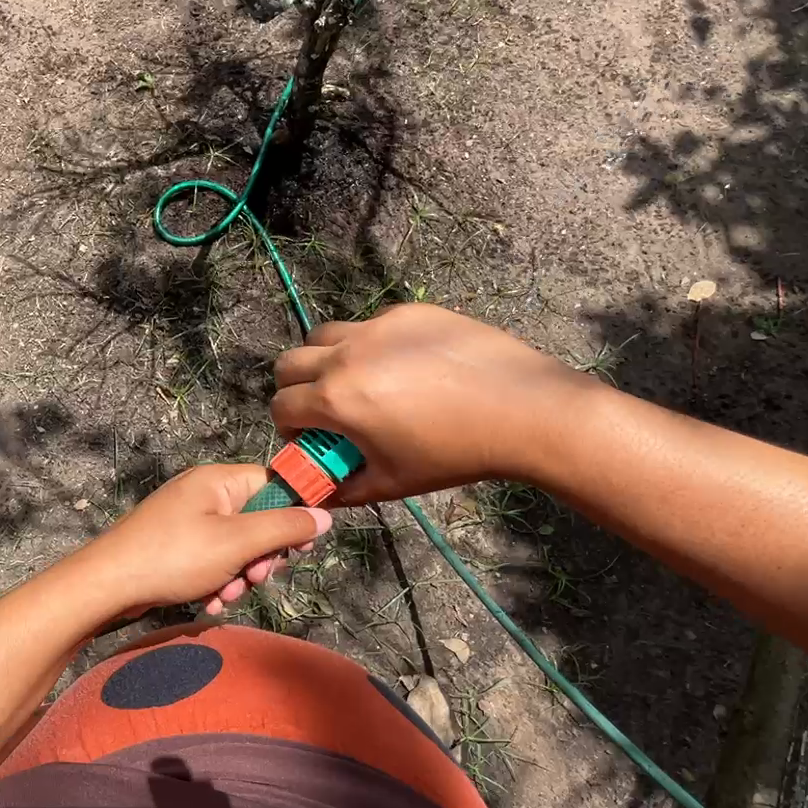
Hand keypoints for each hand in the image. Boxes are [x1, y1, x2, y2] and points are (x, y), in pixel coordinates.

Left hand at [60, 464, 332, 616]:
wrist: (108, 585)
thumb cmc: (172, 557)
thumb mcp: (236, 543)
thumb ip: (283, 528)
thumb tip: (324, 515)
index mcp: (218, 480)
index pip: (274, 484)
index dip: (293, 514)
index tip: (299, 547)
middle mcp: (203, 494)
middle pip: (258, 519)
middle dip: (261, 556)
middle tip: (253, 577)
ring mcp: (188, 520)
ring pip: (237, 546)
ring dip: (239, 575)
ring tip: (225, 595)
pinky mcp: (176, 545)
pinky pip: (213, 560)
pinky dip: (217, 581)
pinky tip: (210, 602)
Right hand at [270, 304, 598, 504]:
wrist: (526, 412)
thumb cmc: (454, 454)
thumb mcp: (392, 482)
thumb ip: (343, 489)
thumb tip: (316, 494)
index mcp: (335, 400)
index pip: (281, 406)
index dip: (288, 427)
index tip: (309, 437)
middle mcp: (345, 357)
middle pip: (288, 364)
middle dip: (296, 387)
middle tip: (323, 405)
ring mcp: (376, 328)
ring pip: (323, 336)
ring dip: (325, 359)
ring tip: (357, 379)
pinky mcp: (408, 313)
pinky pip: (370, 325)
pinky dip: (371, 344)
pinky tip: (406, 366)